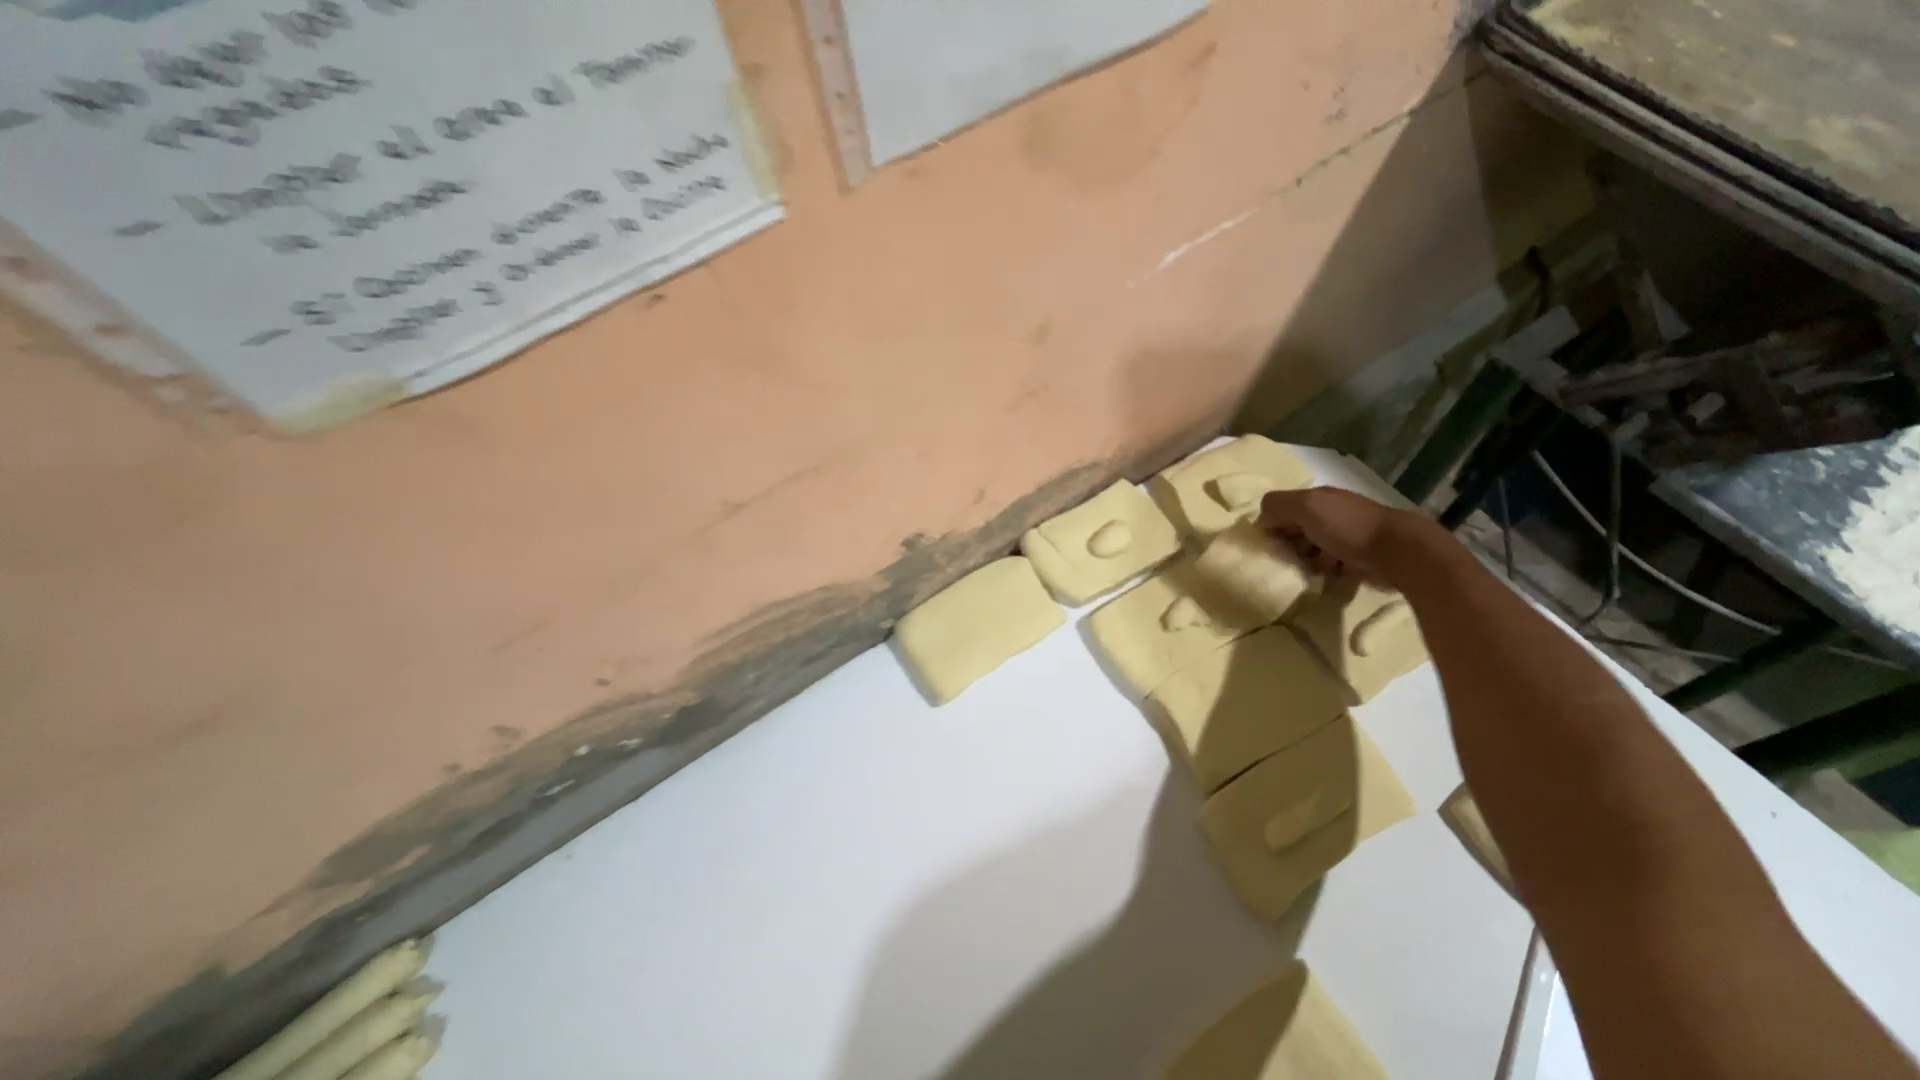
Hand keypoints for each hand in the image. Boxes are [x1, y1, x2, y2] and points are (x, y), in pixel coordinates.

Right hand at [1258, 486, 1423, 586]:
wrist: (1396, 551)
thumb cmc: (1346, 527)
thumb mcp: (1306, 507)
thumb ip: (1277, 506)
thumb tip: (1261, 519)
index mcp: (1319, 498)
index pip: (1284, 509)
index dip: (1272, 525)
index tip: (1267, 545)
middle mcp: (1332, 515)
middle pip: (1297, 531)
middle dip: (1289, 546)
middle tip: (1285, 561)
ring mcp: (1346, 538)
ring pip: (1313, 551)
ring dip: (1306, 562)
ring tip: (1306, 571)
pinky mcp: (1357, 560)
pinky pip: (1331, 567)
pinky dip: (1325, 573)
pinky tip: (1326, 578)